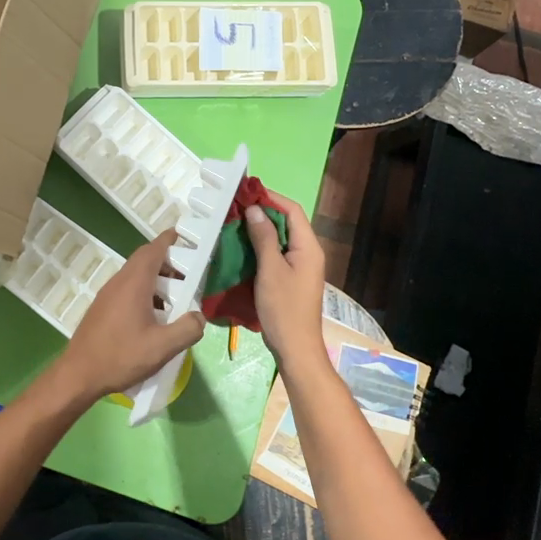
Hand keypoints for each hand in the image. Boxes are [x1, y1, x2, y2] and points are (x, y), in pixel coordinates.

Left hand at [52, 230, 204, 399]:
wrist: (79, 374)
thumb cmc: (121, 356)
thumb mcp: (162, 347)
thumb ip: (187, 329)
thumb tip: (198, 316)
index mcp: (134, 283)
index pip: (153, 249)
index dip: (170, 240)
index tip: (187, 238)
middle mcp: (119, 282)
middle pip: (144, 260)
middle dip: (168, 261)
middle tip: (190, 274)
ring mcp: (108, 294)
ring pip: (135, 276)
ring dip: (157, 279)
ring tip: (177, 298)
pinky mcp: (103, 308)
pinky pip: (127, 290)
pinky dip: (145, 292)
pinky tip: (155, 317)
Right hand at [243, 192, 325, 367]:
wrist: (295, 348)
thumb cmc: (283, 308)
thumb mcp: (270, 269)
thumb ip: (263, 237)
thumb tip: (254, 209)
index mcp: (308, 246)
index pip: (291, 210)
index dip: (270, 197)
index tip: (244, 192)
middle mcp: (307, 252)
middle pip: (286, 222)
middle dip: (261, 212)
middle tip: (233, 207)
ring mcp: (299, 266)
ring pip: (279, 238)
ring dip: (258, 230)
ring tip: (232, 224)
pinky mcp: (290, 279)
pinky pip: (275, 254)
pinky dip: (259, 247)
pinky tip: (240, 248)